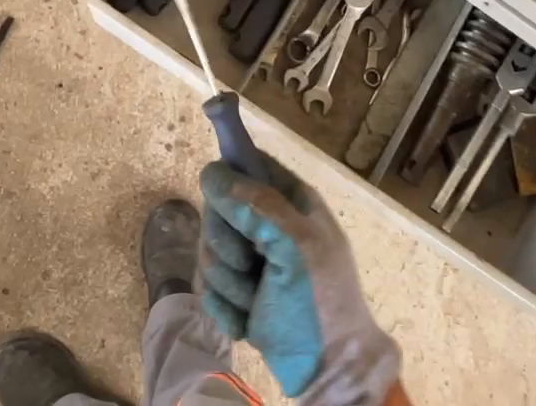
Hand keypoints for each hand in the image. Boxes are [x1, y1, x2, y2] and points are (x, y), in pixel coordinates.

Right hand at [198, 157, 400, 404]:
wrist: (328, 372)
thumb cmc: (320, 303)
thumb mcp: (296, 248)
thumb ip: (258, 206)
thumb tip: (212, 172)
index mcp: (292, 201)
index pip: (248, 164)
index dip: (229, 175)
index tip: (217, 195)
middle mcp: (269, 223)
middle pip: (218, 209)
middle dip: (227, 245)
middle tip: (251, 266)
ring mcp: (251, 259)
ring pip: (208, 249)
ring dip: (228, 283)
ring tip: (256, 301)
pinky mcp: (235, 292)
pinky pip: (207, 285)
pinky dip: (224, 308)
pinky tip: (247, 321)